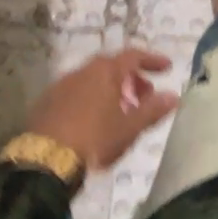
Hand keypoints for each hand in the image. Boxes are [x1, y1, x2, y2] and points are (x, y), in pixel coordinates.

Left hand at [25, 47, 179, 170]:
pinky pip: (76, 93)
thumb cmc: (94, 139)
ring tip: (121, 111)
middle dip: (131, 78)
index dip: (152, 60)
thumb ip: (153, 109)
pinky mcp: (45, 103)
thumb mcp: (130, 127)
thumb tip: (173, 96)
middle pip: (112, 66)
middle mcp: (82, 71)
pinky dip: (91, 99)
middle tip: (144, 95)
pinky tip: (94, 120)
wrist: (43, 162)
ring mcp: (60, 86)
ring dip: (111, 89)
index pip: (134, 56)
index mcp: (105, 71)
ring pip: (92, 80)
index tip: (167, 68)